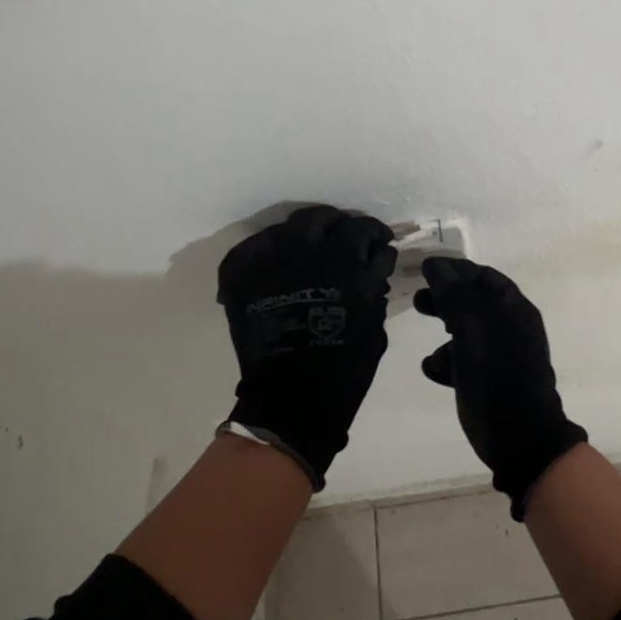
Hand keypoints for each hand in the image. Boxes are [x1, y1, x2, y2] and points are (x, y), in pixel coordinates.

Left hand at [217, 205, 395, 489]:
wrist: (293, 400)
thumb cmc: (344, 366)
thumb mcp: (374, 322)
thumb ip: (375, 284)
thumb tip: (374, 261)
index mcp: (344, 263)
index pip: (362, 229)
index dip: (374, 233)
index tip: (378, 242)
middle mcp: (306, 252)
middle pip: (322, 219)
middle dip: (337, 226)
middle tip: (342, 239)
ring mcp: (270, 262)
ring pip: (288, 227)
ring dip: (304, 233)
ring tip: (308, 248)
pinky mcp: (242, 277)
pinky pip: (251, 248)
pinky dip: (266, 250)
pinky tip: (276, 261)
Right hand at [415, 257, 587, 519]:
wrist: (522, 439)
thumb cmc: (497, 378)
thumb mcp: (471, 330)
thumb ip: (453, 295)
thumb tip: (435, 265)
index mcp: (514, 309)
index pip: (483, 276)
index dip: (454, 269)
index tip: (424, 267)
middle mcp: (511, 326)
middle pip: (473, 301)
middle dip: (444, 300)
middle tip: (417, 301)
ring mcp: (504, 354)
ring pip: (467, 332)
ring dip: (444, 335)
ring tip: (427, 347)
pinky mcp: (493, 380)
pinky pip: (466, 360)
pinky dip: (448, 362)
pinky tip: (433, 371)